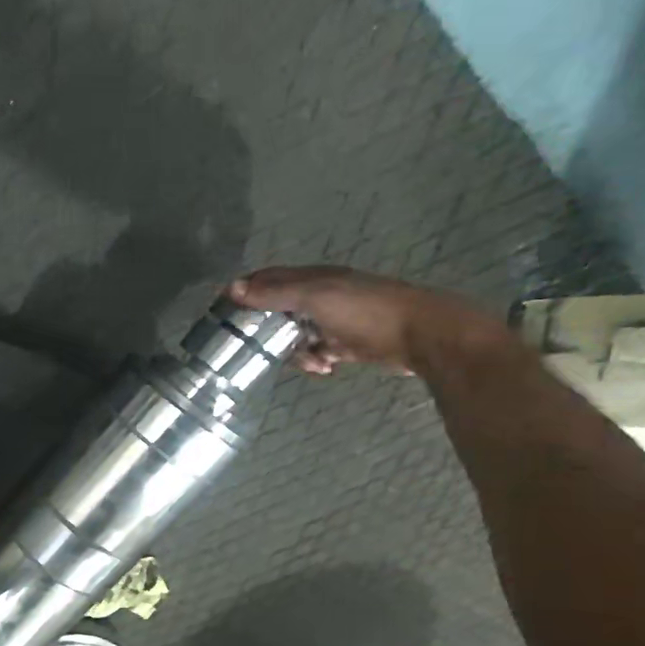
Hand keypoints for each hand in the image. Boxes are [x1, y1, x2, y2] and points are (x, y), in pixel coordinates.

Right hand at [226, 266, 508, 375]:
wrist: (423, 335)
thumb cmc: (367, 312)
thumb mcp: (316, 298)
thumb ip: (275, 293)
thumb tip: (232, 287)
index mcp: (314, 278)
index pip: (268, 279)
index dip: (244, 292)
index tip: (221, 313)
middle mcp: (322, 295)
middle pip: (280, 311)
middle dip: (269, 330)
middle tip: (258, 349)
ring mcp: (336, 319)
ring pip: (298, 335)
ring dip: (296, 351)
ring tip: (310, 361)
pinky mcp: (349, 342)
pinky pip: (319, 350)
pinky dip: (316, 359)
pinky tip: (326, 367)